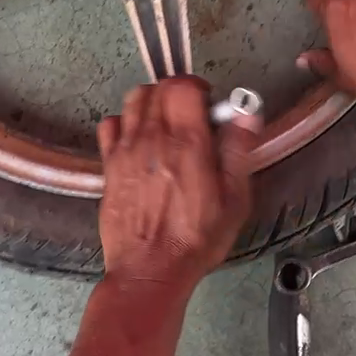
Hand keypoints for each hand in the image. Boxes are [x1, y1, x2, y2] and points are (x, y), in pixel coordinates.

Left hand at [96, 78, 259, 289]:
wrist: (149, 269)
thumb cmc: (195, 238)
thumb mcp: (234, 200)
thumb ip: (238, 150)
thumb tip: (246, 112)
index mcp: (187, 143)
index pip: (183, 86)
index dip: (198, 88)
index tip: (208, 106)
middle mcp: (152, 139)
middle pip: (157, 87)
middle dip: (177, 92)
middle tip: (191, 115)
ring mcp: (126, 150)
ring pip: (133, 100)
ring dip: (152, 102)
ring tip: (167, 124)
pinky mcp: (109, 165)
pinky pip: (111, 124)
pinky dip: (126, 122)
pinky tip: (139, 140)